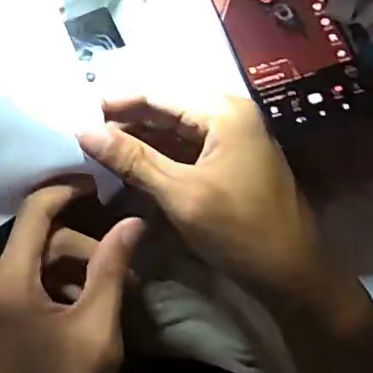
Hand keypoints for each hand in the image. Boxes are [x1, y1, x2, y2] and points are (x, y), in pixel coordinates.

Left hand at [0, 179, 145, 372]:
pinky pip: (20, 275)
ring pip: (33, 258)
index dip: (66, 190)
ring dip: (70, 269)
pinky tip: (77, 307)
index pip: (35, 210)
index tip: (97, 183)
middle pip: (41, 239)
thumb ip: (111, 268)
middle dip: (84, 251)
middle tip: (126, 277)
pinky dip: (50, 282)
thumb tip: (133, 222)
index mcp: (7, 278)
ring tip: (107, 297)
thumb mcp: (96, 329)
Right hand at [78, 95, 332, 304]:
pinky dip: (156, 154)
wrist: (294, 277)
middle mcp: (228, 114)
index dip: (117, 102)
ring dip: (138, 138)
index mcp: (224, 112)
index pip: (158, 94)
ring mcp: (230, 137)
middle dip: (125, 120)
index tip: (78, 112)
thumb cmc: (240, 231)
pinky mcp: (227, 159)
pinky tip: (128, 162)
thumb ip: (132, 159)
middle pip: (165, 108)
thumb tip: (84, 131)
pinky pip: (184, 146)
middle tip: (85, 133)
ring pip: (172, 128)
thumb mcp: (180, 194)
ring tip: (98, 147)